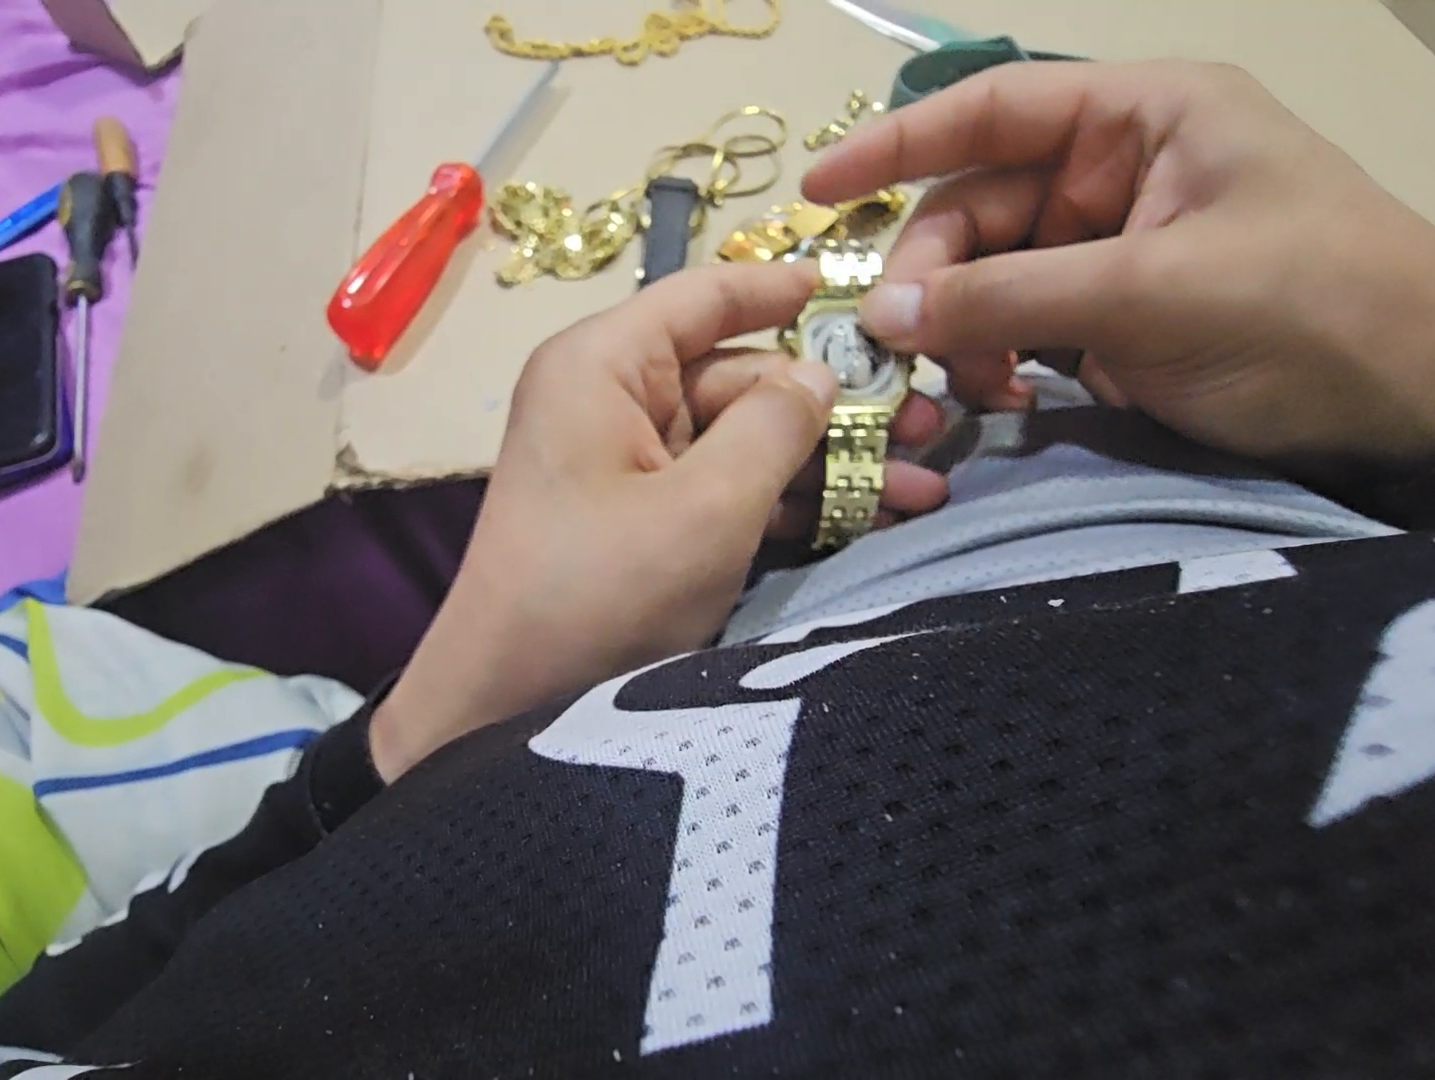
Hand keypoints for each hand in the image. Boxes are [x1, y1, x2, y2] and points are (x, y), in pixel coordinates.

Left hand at [369, 262, 943, 779]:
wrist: (505, 704)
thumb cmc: (600, 593)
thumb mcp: (705, 507)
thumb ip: (775, 428)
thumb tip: (819, 374)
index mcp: (605, 366)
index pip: (703, 298)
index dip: (784, 291)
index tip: (864, 294)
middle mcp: (611, 402)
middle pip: (737, 378)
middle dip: (832, 408)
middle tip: (929, 427)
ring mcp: (625, 465)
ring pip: (738, 443)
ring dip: (823, 465)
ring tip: (921, 488)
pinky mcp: (640, 520)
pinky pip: (719, 492)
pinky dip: (781, 506)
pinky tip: (862, 521)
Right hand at [803, 61, 1434, 476]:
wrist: (1400, 418)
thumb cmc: (1312, 318)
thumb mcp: (1157, 293)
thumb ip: (1009, 297)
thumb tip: (881, 314)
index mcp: (1142, 123)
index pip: (994, 112)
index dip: (897, 144)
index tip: (819, 191)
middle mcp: (1105, 178)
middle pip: (968, 213)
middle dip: (928, 279)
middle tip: (899, 343)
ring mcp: (1090, 254)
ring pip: (972, 280)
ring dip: (951, 334)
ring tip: (968, 385)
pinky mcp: (1084, 320)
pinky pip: (995, 328)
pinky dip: (978, 362)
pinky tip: (996, 394)